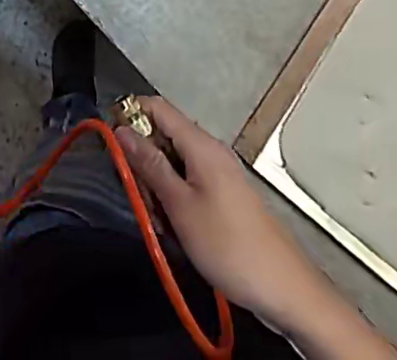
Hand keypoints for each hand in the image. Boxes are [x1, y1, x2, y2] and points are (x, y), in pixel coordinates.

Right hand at [115, 97, 314, 319]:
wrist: (286, 289)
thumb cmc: (227, 245)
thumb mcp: (179, 205)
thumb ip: (149, 164)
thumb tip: (122, 129)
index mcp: (200, 144)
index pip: (156, 107)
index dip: (129, 114)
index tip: (110, 141)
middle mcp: (210, 149)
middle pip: (163, 135)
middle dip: (143, 160)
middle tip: (140, 197)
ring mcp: (219, 171)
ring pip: (173, 162)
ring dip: (157, 186)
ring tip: (159, 222)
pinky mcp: (224, 193)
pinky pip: (188, 181)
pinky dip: (174, 198)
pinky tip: (174, 228)